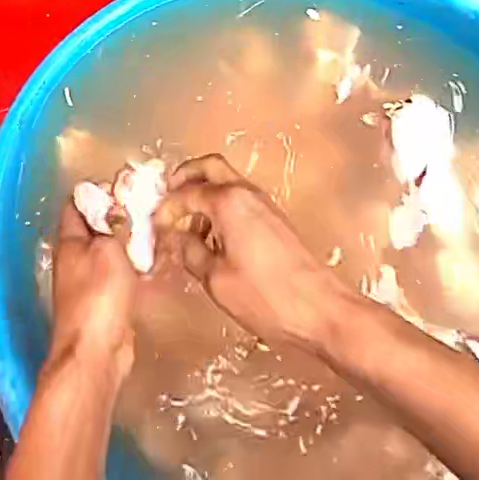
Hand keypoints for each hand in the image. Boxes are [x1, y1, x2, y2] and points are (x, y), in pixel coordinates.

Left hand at [48, 202, 136, 378]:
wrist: (95, 354)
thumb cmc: (98, 294)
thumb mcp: (109, 250)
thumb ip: (116, 227)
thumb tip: (121, 210)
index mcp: (69, 240)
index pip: (76, 203)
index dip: (96, 191)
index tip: (122, 187)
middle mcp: (74, 258)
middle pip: (94, 227)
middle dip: (117, 217)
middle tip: (145, 209)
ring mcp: (87, 282)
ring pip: (108, 252)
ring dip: (128, 244)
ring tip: (154, 233)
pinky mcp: (103, 302)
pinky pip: (118, 276)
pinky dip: (133, 268)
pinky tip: (152, 265)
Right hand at [155, 155, 352, 351]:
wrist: (325, 313)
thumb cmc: (267, 297)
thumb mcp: (216, 280)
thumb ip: (189, 253)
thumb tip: (175, 238)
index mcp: (227, 201)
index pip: (185, 194)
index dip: (165, 209)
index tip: (153, 228)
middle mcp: (245, 192)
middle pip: (209, 166)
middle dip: (184, 176)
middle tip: (167, 197)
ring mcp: (263, 204)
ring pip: (225, 181)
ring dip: (202, 192)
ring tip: (187, 225)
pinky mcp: (274, 220)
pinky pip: (238, 199)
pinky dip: (219, 206)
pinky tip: (213, 239)